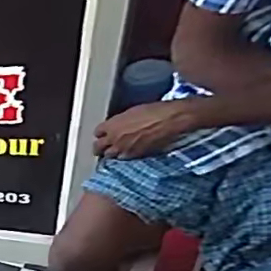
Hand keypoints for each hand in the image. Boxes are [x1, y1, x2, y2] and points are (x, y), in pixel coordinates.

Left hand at [93, 100, 209, 158]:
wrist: (173, 119)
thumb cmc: (157, 111)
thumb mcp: (132, 112)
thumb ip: (120, 122)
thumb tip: (117, 126)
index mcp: (111, 124)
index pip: (97, 132)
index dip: (102, 134)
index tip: (104, 135)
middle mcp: (113, 137)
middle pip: (97, 147)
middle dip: (100, 147)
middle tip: (104, 147)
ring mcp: (122, 148)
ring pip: (108, 155)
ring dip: (111, 153)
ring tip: (117, 151)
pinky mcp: (133, 155)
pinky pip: (122, 159)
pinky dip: (124, 157)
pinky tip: (128, 153)